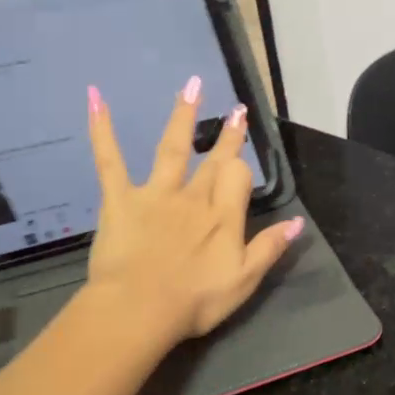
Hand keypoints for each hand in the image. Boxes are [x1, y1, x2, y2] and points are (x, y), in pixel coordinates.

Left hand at [84, 77, 300, 342]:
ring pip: (172, 149)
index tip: (243, 168)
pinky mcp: (119, 199)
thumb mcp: (245, 281)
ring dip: (183, 116)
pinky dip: (103, 129)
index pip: (238, 177)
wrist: (139, 308)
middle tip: (237, 109)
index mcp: (224, 218)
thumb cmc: (196, 301)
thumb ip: (270, 248)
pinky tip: (97, 98)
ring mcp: (154, 194)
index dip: (242, 169)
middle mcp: (193, 197)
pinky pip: (110, 160)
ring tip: (193, 86)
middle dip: (228, 135)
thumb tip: (297, 223)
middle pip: (213, 160)